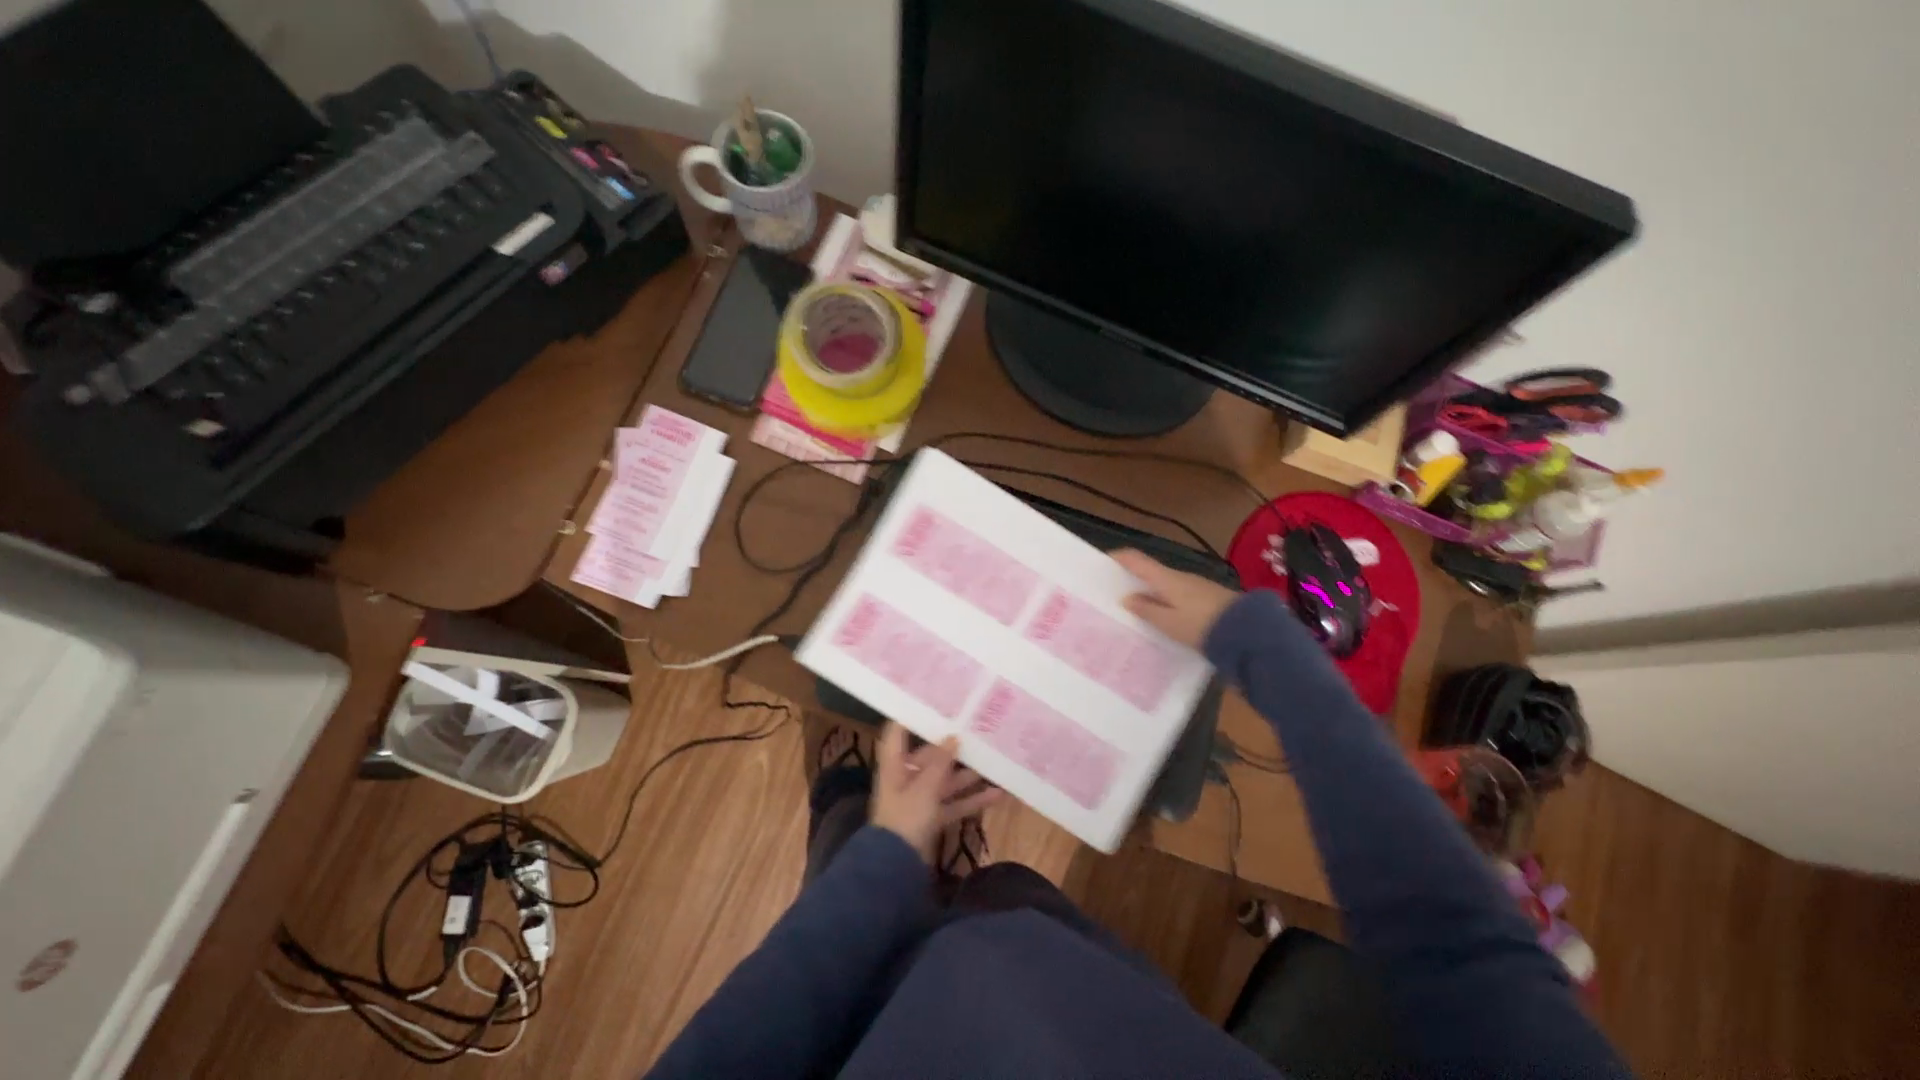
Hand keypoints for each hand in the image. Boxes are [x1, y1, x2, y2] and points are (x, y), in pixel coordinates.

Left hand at [870, 722, 1002, 863]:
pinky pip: (954, 804)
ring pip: (946, 781)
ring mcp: (920, 799)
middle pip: (930, 756)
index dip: (913, 715)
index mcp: (895, 765)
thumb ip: (940, 763)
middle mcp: (906, 777)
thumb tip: (953, 737)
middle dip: (953, 747)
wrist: (895, 865)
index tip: (937, 701)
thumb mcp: (924, 788)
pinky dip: (972, 800)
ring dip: (968, 774)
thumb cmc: (904, 818)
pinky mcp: (932, 818)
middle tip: (978, 731)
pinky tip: (998, 794)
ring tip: (994, 760)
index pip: (899, 731)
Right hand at [1115, 548, 1238, 650]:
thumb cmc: (1201, 625)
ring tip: (1136, 611)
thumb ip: (1147, 610)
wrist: (1247, 631)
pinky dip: (1165, 602)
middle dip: (1132, 581)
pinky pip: (1179, 596)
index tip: (1102, 562)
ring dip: (1150, 593)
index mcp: (1167, 579)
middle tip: (1114, 595)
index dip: (1118, 557)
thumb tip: (1127, 597)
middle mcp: (1180, 577)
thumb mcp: (1169, 623)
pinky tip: (1163, 619)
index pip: (1137, 559)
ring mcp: (1197, 586)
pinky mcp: (1208, 598)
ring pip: (1165, 586)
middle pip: (1151, 573)